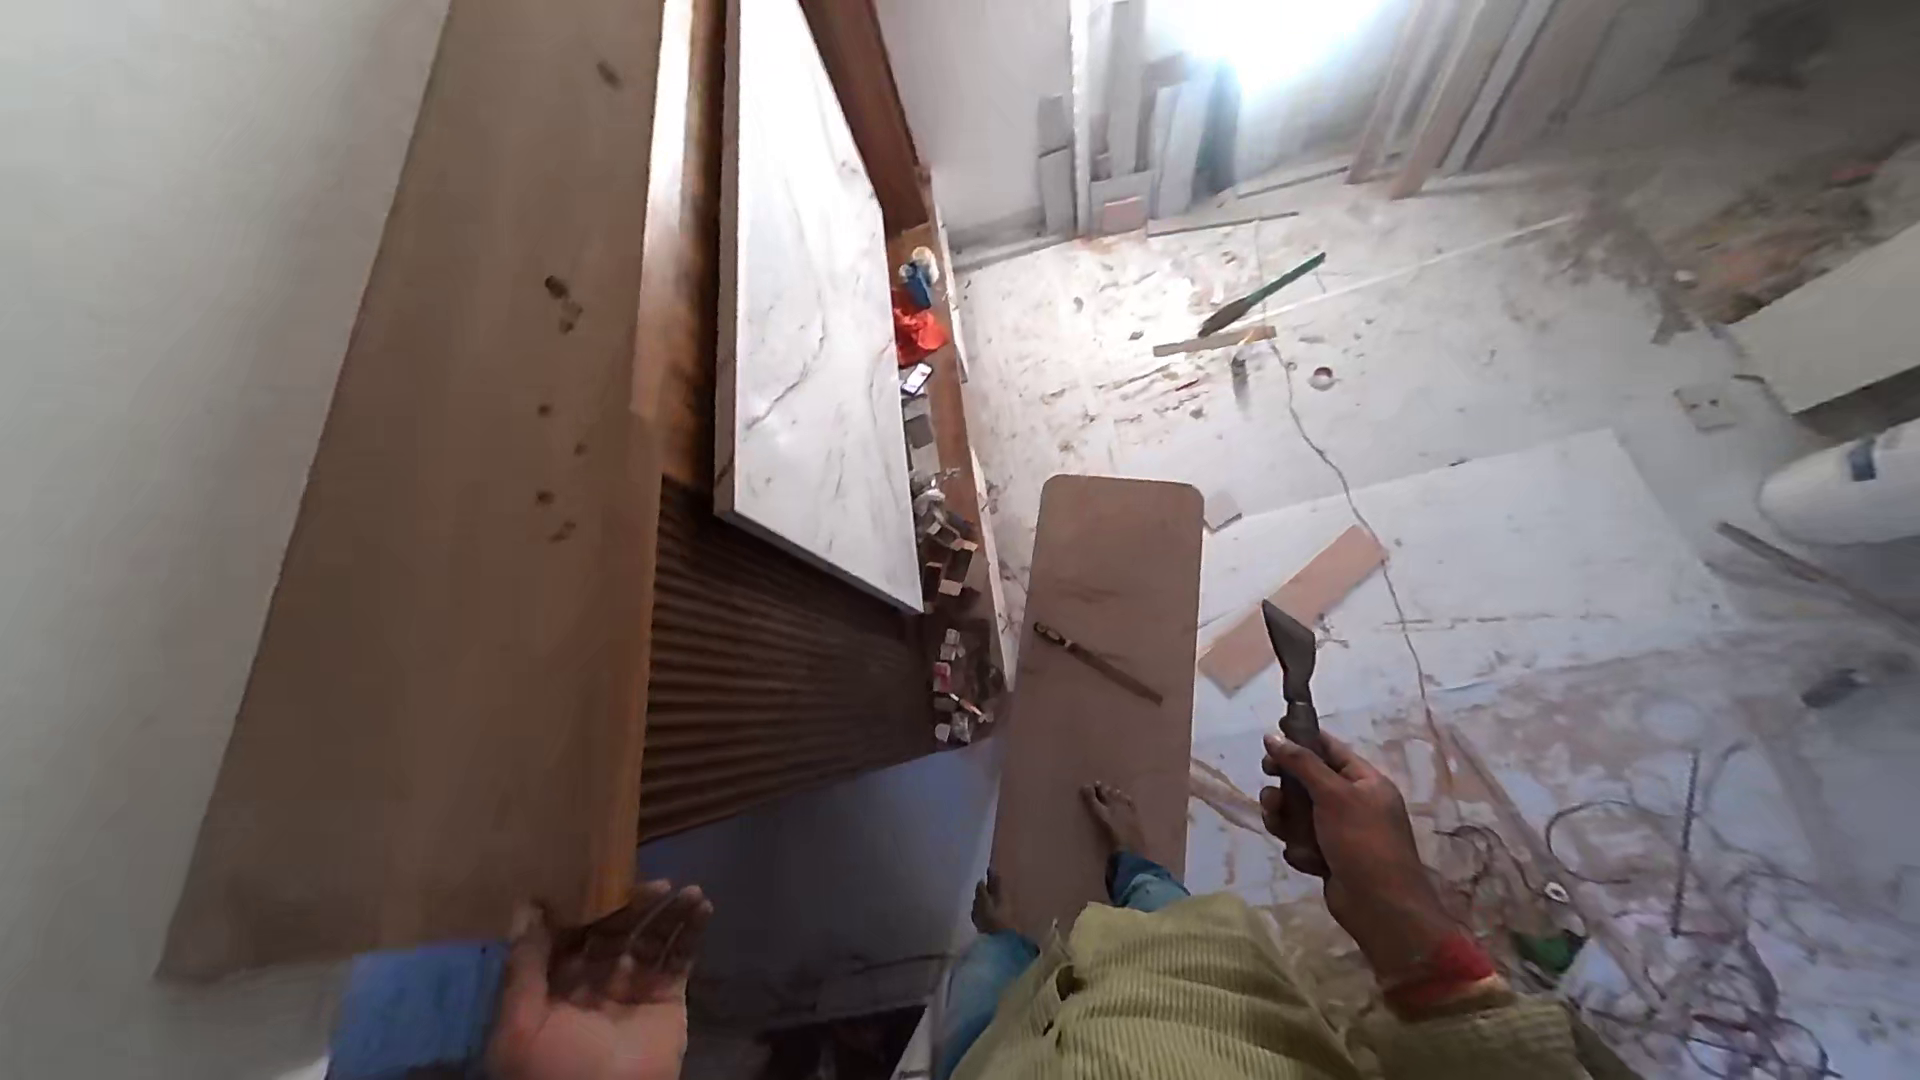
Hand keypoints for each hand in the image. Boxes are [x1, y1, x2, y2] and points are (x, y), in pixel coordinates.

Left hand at [488, 881, 712, 1079]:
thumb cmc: (555, 1075)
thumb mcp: (520, 1028)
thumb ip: (523, 967)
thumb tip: (525, 904)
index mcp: (556, 990)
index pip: (573, 935)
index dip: (588, 905)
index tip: (604, 873)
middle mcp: (596, 983)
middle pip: (617, 929)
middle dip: (636, 904)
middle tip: (657, 884)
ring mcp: (635, 988)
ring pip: (653, 937)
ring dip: (672, 911)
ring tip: (689, 892)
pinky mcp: (668, 995)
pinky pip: (681, 956)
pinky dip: (693, 930)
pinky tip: (703, 907)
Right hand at [1260, 734, 1453, 983]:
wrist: (1382, 911)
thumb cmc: (1364, 843)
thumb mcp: (1334, 795)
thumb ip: (1301, 763)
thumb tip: (1271, 736)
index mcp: (1365, 782)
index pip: (1329, 748)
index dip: (1301, 738)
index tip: (1271, 737)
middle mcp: (1352, 802)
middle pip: (1306, 777)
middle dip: (1284, 780)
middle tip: (1267, 776)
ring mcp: (1339, 829)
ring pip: (1296, 808)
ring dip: (1281, 812)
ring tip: (1275, 821)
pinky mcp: (1326, 853)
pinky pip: (1298, 836)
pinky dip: (1295, 843)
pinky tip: (1302, 856)